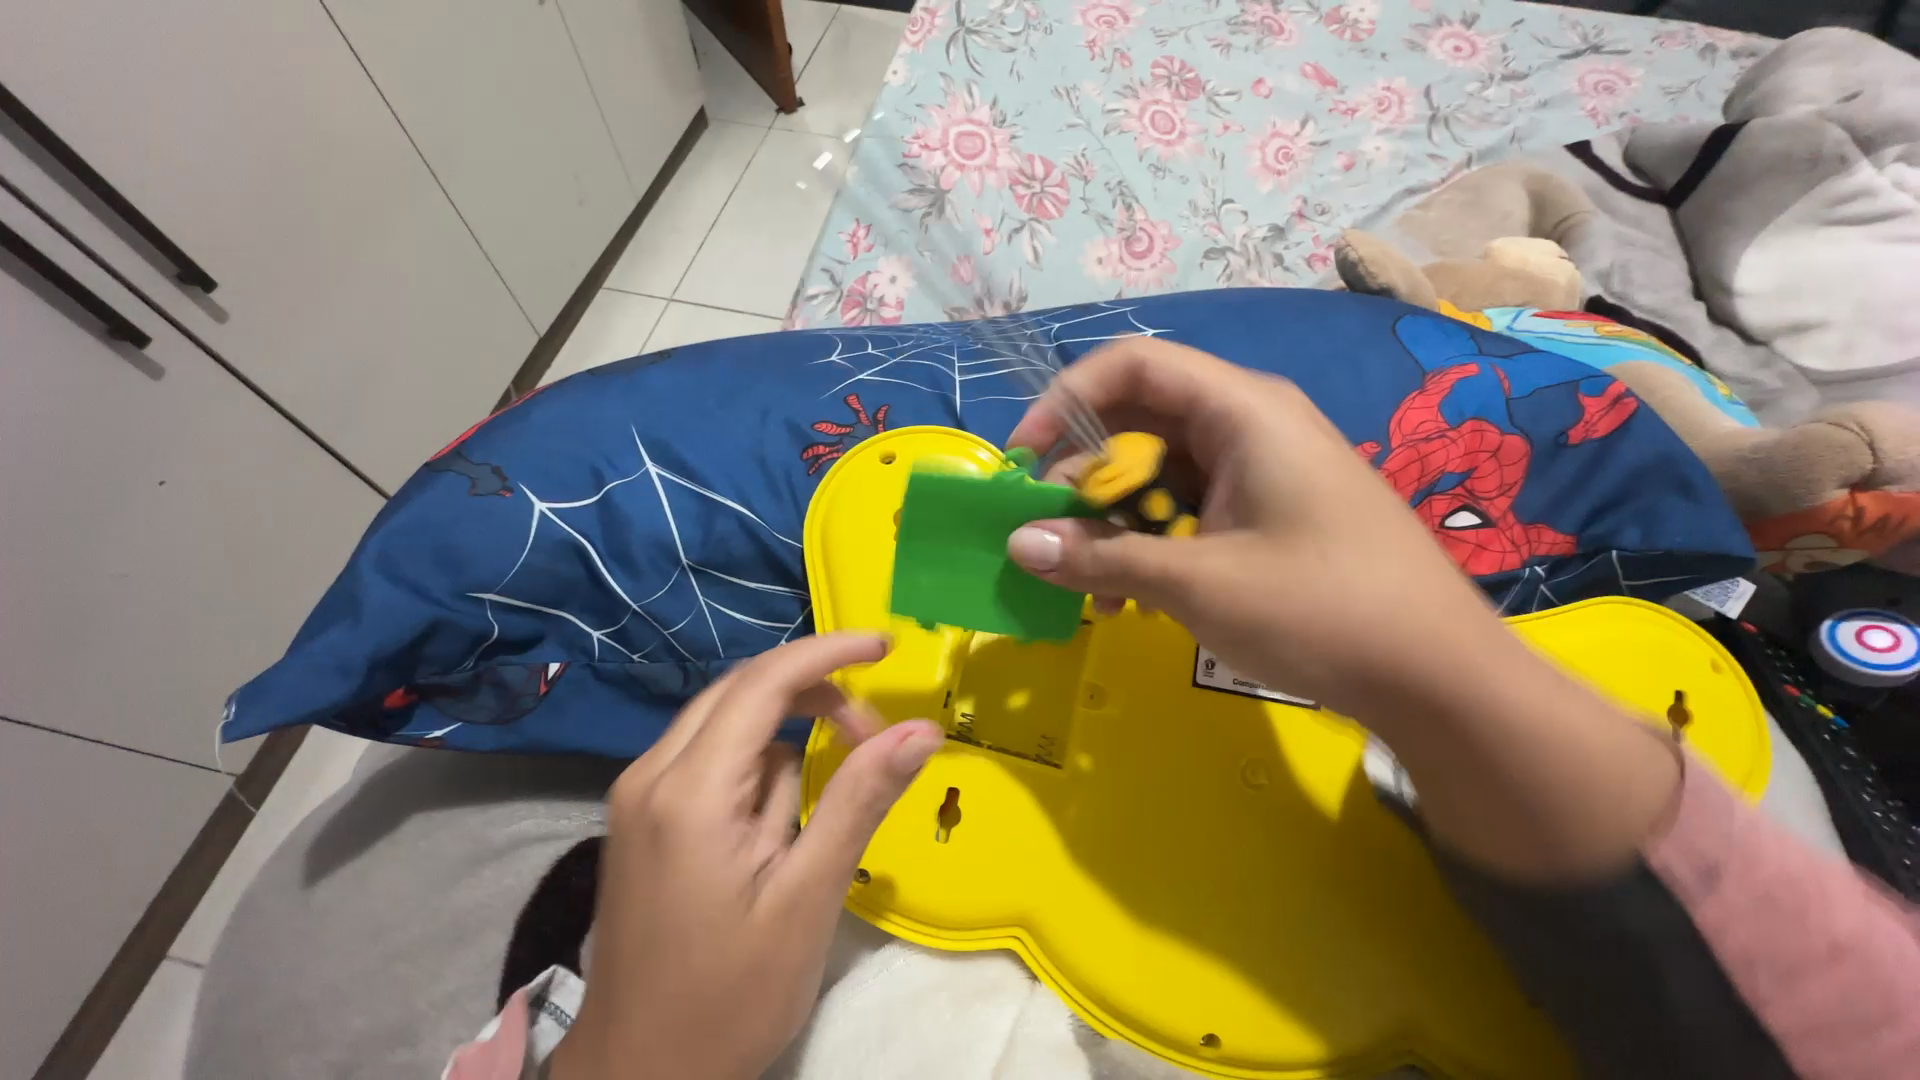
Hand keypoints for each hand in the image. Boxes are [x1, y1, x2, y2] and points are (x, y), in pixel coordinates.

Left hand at [550, 634, 943, 1079]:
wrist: (639, 1077)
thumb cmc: (730, 996)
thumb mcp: (809, 898)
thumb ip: (860, 801)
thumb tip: (922, 731)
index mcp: (690, 792)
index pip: (764, 683)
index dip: (829, 652)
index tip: (886, 645)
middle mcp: (651, 774)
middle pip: (742, 692)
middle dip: (812, 697)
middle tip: (871, 736)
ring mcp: (638, 795)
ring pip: (727, 726)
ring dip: (785, 742)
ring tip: (815, 817)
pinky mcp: (641, 817)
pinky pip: (710, 760)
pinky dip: (756, 771)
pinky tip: (773, 833)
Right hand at [1006, 339, 1680, 882]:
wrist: (1438, 678)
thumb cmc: (1320, 611)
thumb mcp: (1195, 584)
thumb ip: (1100, 558)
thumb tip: (1018, 544)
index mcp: (1241, 411)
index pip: (1131, 365)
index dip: (1064, 401)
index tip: (1024, 460)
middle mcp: (1249, 424)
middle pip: (1137, 420)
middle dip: (1082, 474)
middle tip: (1047, 533)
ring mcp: (1261, 469)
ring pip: (1157, 471)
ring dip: (1111, 520)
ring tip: (1088, 584)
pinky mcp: (1267, 511)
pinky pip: (1186, 507)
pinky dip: (1148, 542)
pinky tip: (1129, 599)